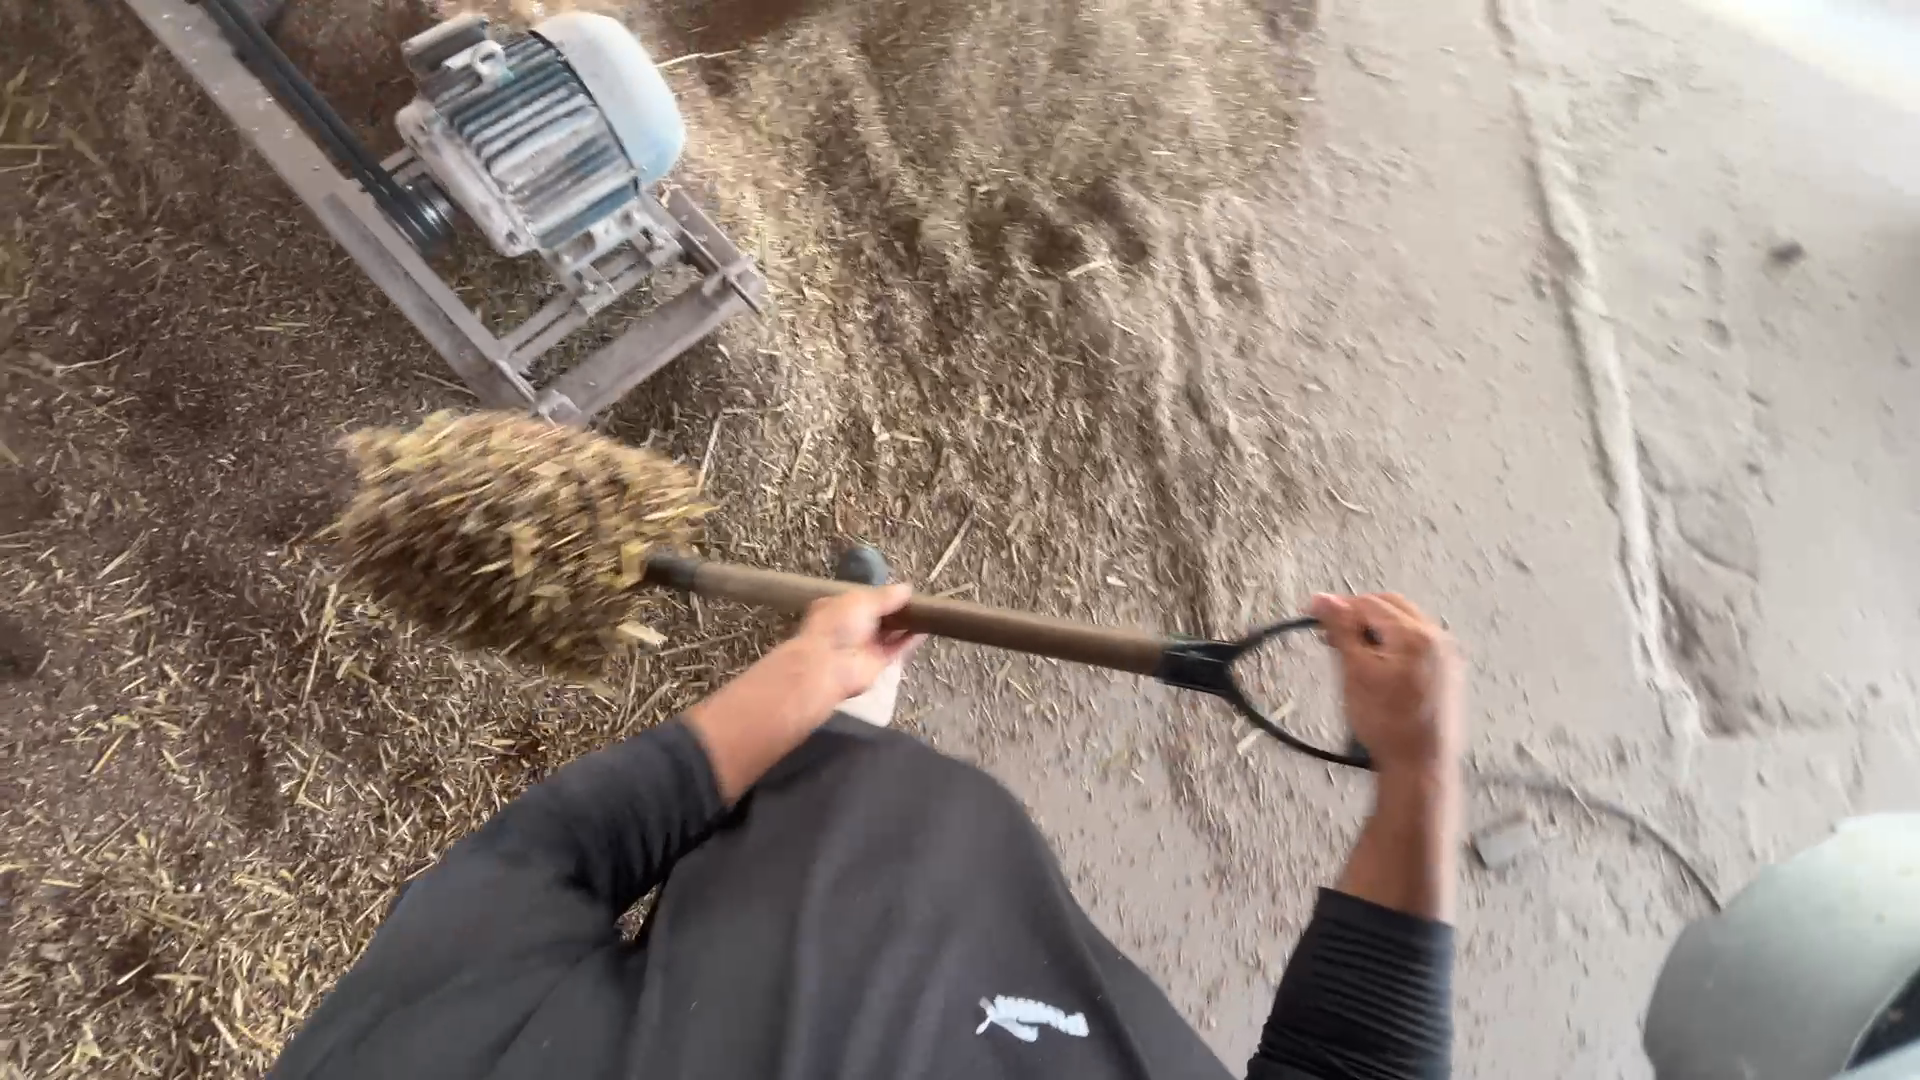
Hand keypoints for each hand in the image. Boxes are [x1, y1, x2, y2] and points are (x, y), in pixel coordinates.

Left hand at [783, 584, 923, 702]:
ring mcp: (863, 646)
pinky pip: (896, 648)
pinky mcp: (877, 662)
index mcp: (838, 607)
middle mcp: (850, 626)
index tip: (900, 590)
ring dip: (905, 624)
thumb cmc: (838, 625)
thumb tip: (906, 588)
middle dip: (896, 609)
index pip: (862, 598)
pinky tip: (924, 630)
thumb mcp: (861, 600)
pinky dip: (910, 640)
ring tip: (926, 613)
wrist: (827, 666)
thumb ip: (886, 596)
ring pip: (889, 633)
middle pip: (878, 616)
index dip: (880, 594)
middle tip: (917, 600)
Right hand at [1309, 593, 1463, 776]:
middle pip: (1390, 607)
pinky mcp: (1445, 672)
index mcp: (1416, 636)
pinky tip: (1371, 662)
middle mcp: (1437, 640)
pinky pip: (1413, 643)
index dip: (1337, 606)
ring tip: (1347, 649)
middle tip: (1330, 631)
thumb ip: (1341, 629)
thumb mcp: (1354, 670)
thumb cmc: (1386, 723)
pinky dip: (1389, 643)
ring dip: (1372, 628)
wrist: (1418, 764)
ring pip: (1402, 624)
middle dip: (1357, 614)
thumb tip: (1324, 599)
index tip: (1313, 614)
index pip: (1369, 603)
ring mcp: (1445, 656)